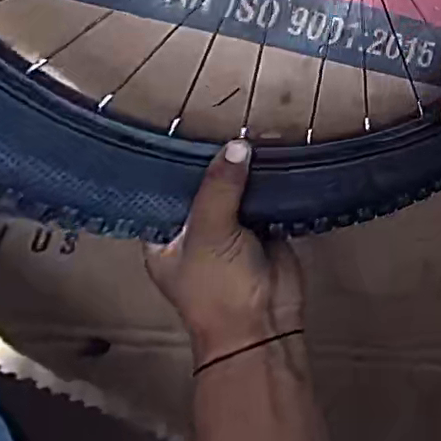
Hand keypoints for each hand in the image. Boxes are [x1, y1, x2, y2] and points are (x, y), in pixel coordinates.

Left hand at [145, 140, 303, 365]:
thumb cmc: (218, 289)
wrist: (265, 326)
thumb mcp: (209, 234)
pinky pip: (263, 191)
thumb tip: (238, 144)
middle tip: (226, 114)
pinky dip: (269, 173)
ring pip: (235, 184)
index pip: (165, 186)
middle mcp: (195, 225)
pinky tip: (275, 145)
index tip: (187, 123)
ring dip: (245, 162)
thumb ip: (219, 186)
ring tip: (254, 123)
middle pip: (204, 181)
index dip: (175, 158)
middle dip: (217, 155)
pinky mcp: (262, 223)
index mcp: (165, 234)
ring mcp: (230, 225)